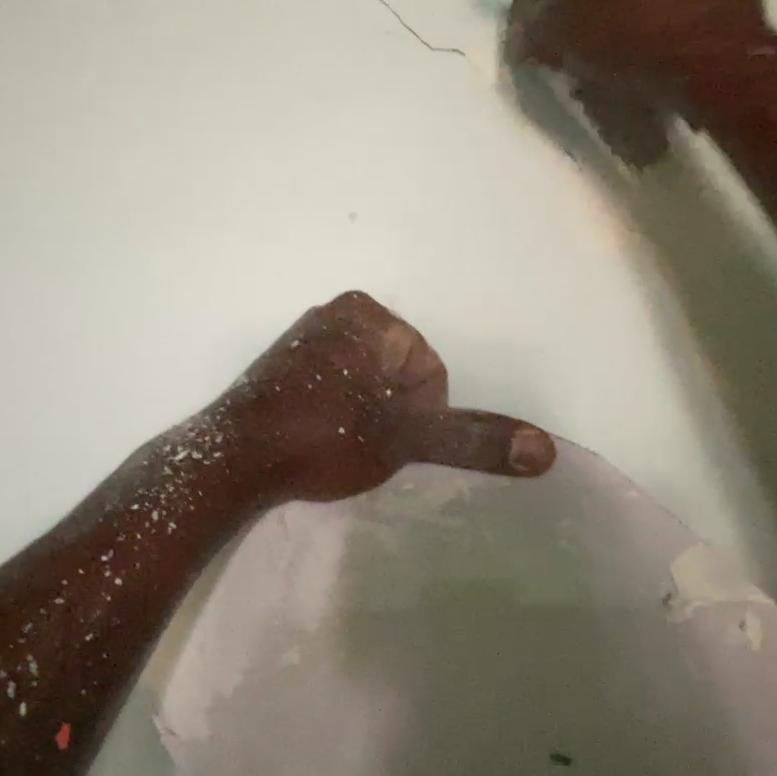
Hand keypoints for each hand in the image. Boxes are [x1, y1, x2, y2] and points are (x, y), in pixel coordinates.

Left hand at [215, 291, 554, 505]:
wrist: (231, 463)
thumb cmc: (321, 439)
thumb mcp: (403, 438)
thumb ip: (470, 439)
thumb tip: (546, 449)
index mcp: (368, 314)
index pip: (429, 373)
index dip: (415, 418)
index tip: (378, 439)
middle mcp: (336, 312)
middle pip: (399, 377)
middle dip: (390, 416)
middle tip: (355, 444)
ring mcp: (306, 337)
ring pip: (368, 387)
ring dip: (364, 419)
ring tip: (332, 444)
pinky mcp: (284, 365)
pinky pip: (335, 389)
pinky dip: (336, 415)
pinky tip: (315, 438)